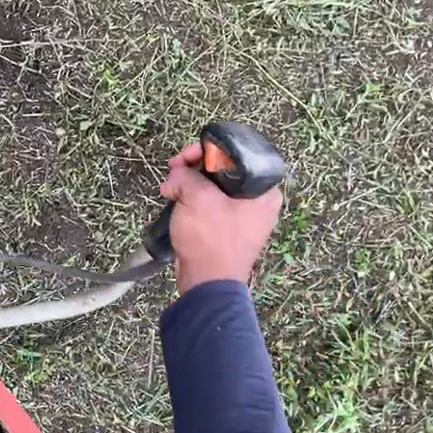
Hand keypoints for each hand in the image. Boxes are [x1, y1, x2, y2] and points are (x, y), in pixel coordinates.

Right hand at [159, 143, 283, 294]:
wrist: (208, 281)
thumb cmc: (211, 237)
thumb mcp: (198, 198)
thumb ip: (188, 176)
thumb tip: (178, 174)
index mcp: (264, 191)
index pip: (237, 156)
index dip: (208, 151)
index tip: (185, 157)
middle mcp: (258, 201)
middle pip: (223, 170)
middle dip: (193, 169)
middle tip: (172, 170)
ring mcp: (243, 216)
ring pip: (212, 187)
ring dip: (187, 184)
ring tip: (168, 190)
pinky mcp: (227, 227)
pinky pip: (209, 203)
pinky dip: (191, 199)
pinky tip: (173, 200)